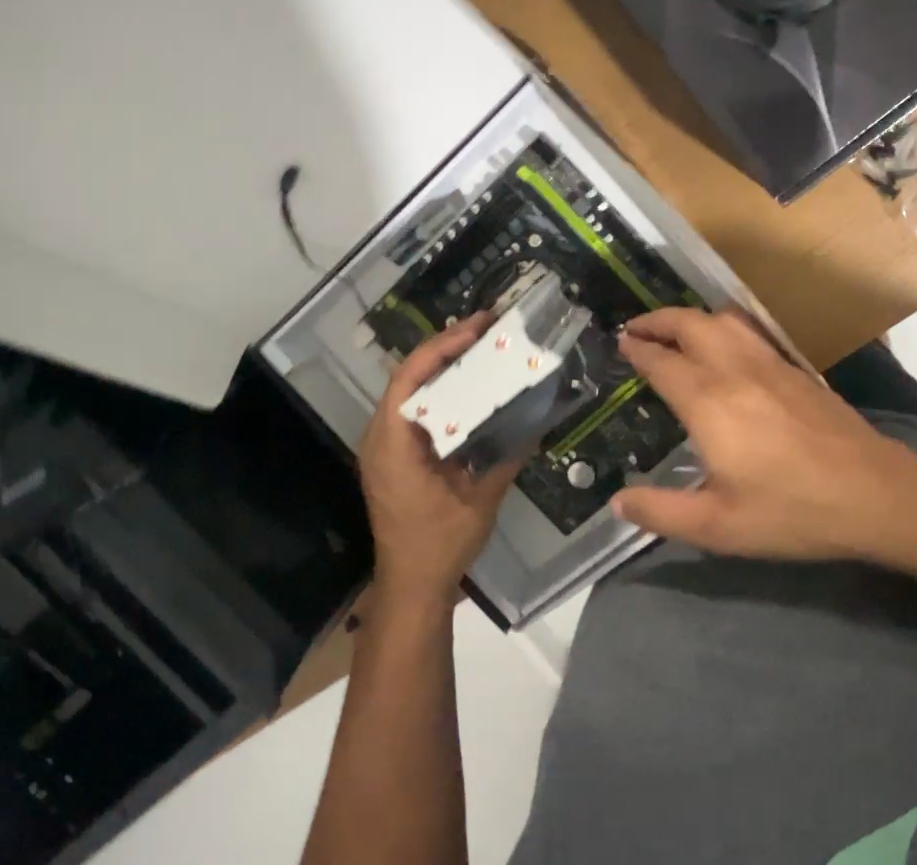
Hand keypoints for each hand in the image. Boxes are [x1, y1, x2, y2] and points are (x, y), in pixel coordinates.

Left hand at [360, 313, 525, 611]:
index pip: (410, 379)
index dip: (441, 348)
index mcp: (393, 444)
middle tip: (485, 332)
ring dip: (441, 371)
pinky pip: (413, 415)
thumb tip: (536, 424)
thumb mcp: (479, 500)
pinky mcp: (393, 460)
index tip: (476, 329)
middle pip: (408, 380)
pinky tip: (468, 393)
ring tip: (480, 352)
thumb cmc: (440, 544)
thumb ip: (504, 458)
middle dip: (445, 351)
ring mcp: (383, 449)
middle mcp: (380, 439)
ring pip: (409, 395)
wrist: (411, 587)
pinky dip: (439, 397)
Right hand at [610, 308, 916, 560]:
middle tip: (635, 330)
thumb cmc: (792, 512)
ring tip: (675, 333)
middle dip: (658, 321)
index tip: (619, 345)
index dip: (637, 350)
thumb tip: (617, 501)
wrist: (876, 496)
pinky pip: (752, 332)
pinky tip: (727, 348)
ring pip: (724, 320)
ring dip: (693, 318)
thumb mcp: (717, 526)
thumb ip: (660, 512)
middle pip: (690, 324)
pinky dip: (725, 327)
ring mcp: (772, 365)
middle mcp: (736, 370)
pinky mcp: (798, 371)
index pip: (662, 361)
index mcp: (709, 402)